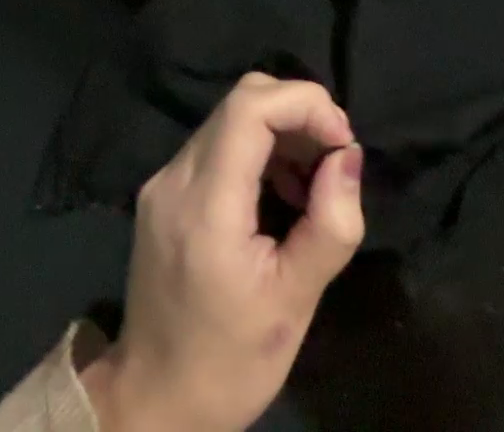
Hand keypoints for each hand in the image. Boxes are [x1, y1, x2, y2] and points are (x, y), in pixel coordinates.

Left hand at [80, 72, 365, 431]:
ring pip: (230, 118)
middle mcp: (174, 179)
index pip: (250, 108)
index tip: (343, 142)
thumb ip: (331, 222)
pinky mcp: (164, 193)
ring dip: (283, 133)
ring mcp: (163, 183)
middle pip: (241, 101)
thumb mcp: (296, 300)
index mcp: (205, 206)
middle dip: (300, 114)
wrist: (155, 401)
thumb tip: (348, 156)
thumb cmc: (231, 360)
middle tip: (335, 161)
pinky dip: (259, 151)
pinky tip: (281, 194)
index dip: (305, 104)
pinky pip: (218, 144)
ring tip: (312, 188)